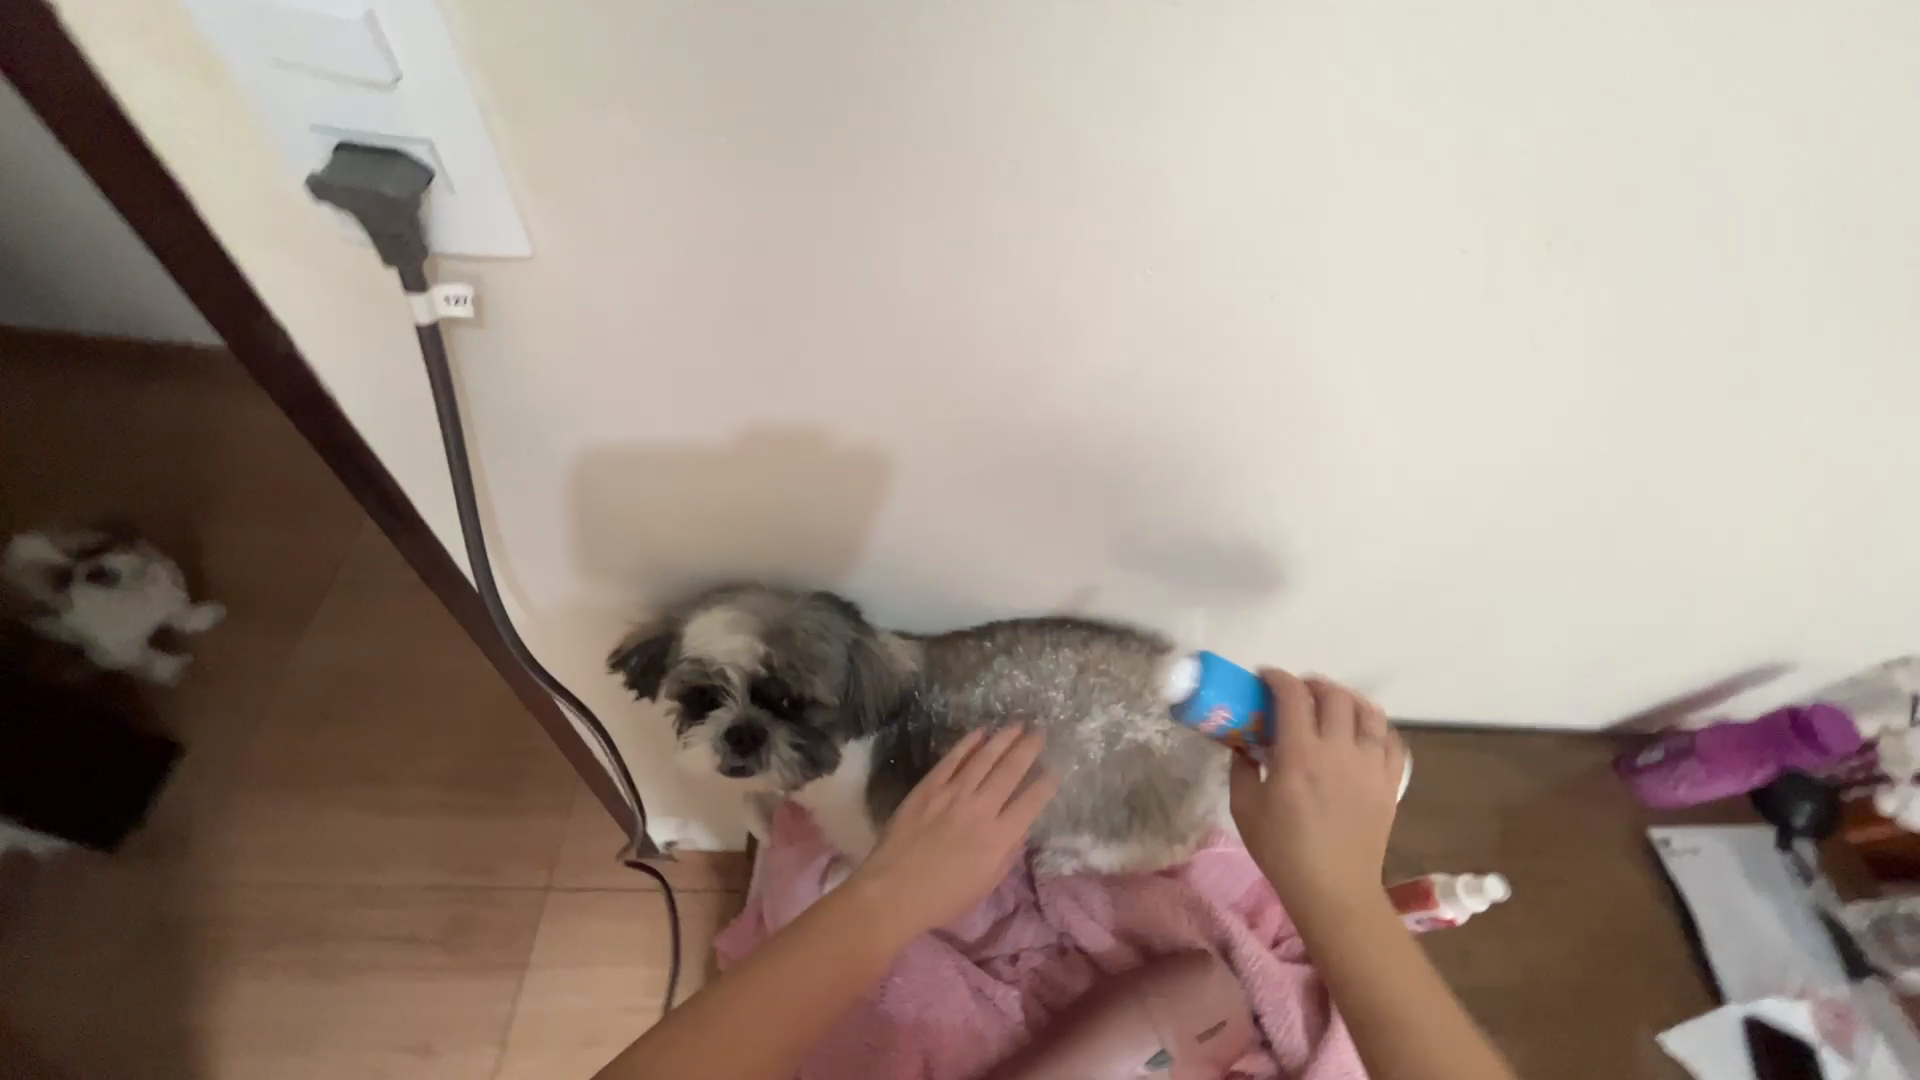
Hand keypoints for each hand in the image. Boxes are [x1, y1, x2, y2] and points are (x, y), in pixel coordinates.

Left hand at [845, 726, 1058, 940]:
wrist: (893, 891)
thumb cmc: (943, 897)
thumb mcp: (986, 885)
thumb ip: (1007, 854)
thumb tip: (1020, 828)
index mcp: (998, 838)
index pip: (1031, 802)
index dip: (1046, 783)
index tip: (1055, 769)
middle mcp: (980, 809)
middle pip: (1011, 771)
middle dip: (1028, 748)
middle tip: (1040, 731)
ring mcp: (953, 794)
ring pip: (984, 758)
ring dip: (1003, 739)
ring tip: (1017, 724)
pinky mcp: (929, 787)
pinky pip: (953, 759)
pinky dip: (968, 744)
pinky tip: (980, 733)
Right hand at [1231, 671, 1405, 907]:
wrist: (1332, 889)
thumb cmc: (1281, 849)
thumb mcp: (1243, 806)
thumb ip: (1241, 767)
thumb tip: (1243, 744)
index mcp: (1299, 754)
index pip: (1292, 695)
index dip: (1277, 678)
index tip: (1264, 678)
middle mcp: (1339, 752)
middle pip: (1334, 695)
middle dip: (1312, 683)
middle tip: (1296, 691)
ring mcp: (1370, 767)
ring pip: (1369, 712)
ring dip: (1347, 699)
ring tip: (1332, 705)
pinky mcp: (1389, 784)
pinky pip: (1392, 742)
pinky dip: (1377, 728)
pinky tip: (1362, 733)